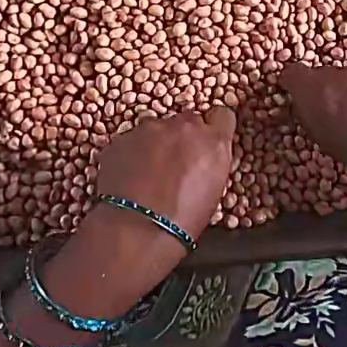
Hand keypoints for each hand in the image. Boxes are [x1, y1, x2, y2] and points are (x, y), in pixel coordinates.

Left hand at [46, 107, 235, 316]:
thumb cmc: (182, 221)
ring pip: (157, 129)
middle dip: (183, 137)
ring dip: (156, 144)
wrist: (137, 230)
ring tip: (150, 175)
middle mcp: (184, 126)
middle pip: (188, 121)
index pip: (222, 116)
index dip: (215, 127)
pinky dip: (132, 154)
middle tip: (176, 165)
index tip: (208, 140)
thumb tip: (204, 157)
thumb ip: (212, 161)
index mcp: (214, 141)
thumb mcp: (214, 191)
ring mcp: (150, 129)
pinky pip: (131, 141)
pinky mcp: (123, 138)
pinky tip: (131, 178)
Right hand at [278, 63, 346, 168]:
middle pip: (325, 75)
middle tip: (341, 113)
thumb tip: (306, 105)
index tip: (298, 92)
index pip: (292, 73)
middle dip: (329, 90)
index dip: (294, 83)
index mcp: (313, 90)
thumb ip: (310, 115)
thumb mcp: (324, 140)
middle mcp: (336, 73)